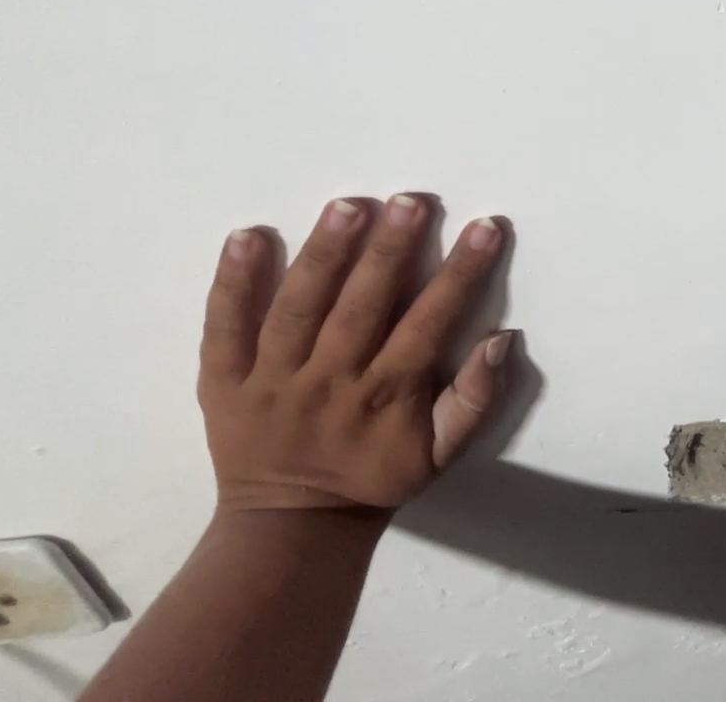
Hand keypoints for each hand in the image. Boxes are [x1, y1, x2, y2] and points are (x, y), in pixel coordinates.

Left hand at [199, 195, 512, 513]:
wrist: (291, 524)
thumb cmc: (380, 477)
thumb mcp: (445, 450)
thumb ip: (477, 398)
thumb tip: (502, 338)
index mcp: (388, 393)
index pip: (431, 320)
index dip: (461, 271)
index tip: (484, 227)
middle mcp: (331, 379)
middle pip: (362, 304)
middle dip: (390, 248)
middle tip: (410, 200)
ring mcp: (271, 378)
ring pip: (298, 306)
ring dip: (323, 252)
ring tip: (348, 205)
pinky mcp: (223, 380)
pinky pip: (224, 326)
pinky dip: (233, 281)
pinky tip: (248, 236)